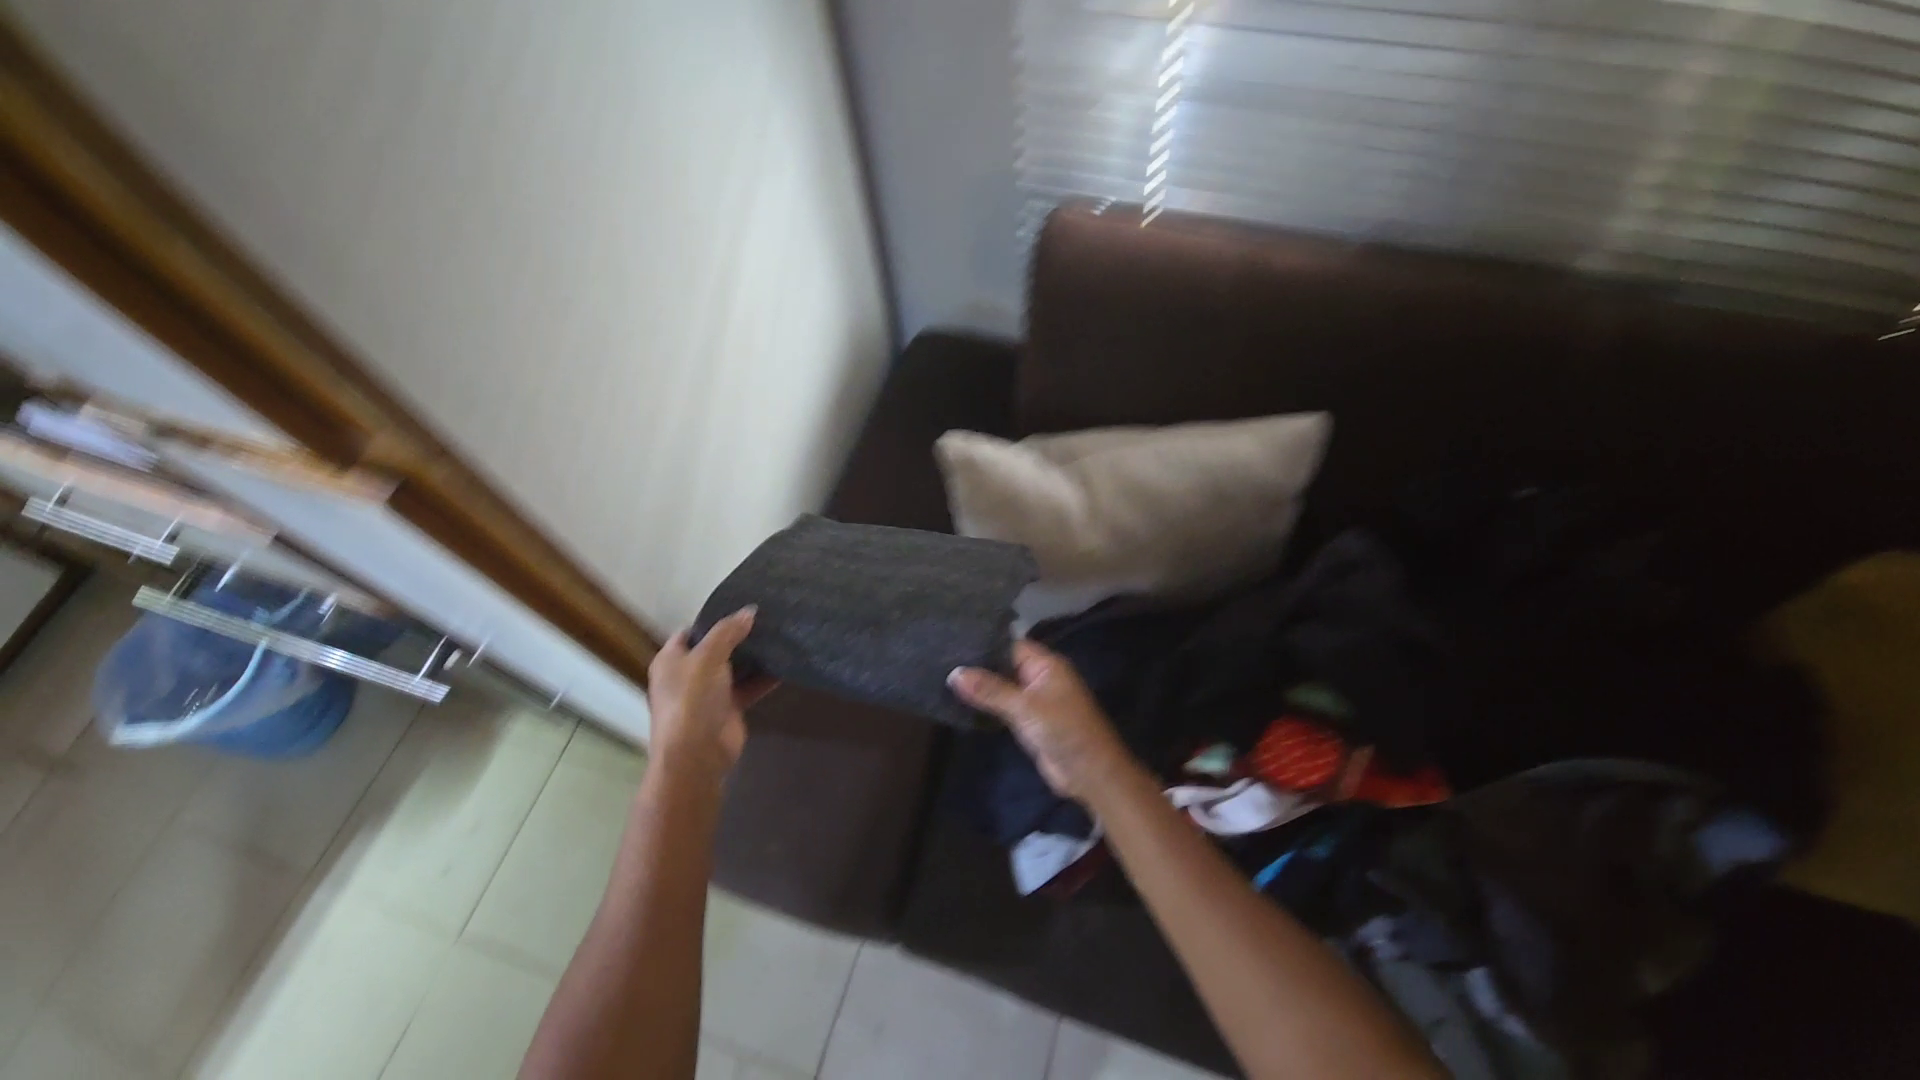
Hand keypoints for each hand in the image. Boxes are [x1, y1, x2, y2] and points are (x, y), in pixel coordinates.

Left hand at [646, 607, 776, 777]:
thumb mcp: (707, 656)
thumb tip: (750, 610)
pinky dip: (764, 679)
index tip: (741, 610)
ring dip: (753, 657)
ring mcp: (708, 693)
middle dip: (738, 637)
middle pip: (715, 649)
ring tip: (779, 637)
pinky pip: (748, 688)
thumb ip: (728, 632)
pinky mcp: (728, 709)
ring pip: (734, 668)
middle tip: (766, 620)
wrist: (697, 754)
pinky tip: (784, 665)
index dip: (713, 620)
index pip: (690, 631)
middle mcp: (687, 674)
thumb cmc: (693, 699)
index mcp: (671, 659)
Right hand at [948, 640, 1132, 801]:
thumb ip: (990, 690)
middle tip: (939, 659)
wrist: (1090, 773)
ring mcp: (1034, 700)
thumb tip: (954, 673)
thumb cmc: (1064, 731)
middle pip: (1003, 665)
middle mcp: (1039, 677)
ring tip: (942, 676)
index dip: (982, 644)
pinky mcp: (1028, 721)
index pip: (1009, 645)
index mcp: (1046, 664)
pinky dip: (986, 705)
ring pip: (1001, 687)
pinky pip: (1003, 707)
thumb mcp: (1026, 708)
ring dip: (979, 687)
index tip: (951, 641)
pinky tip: (960, 701)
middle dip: (977, 666)